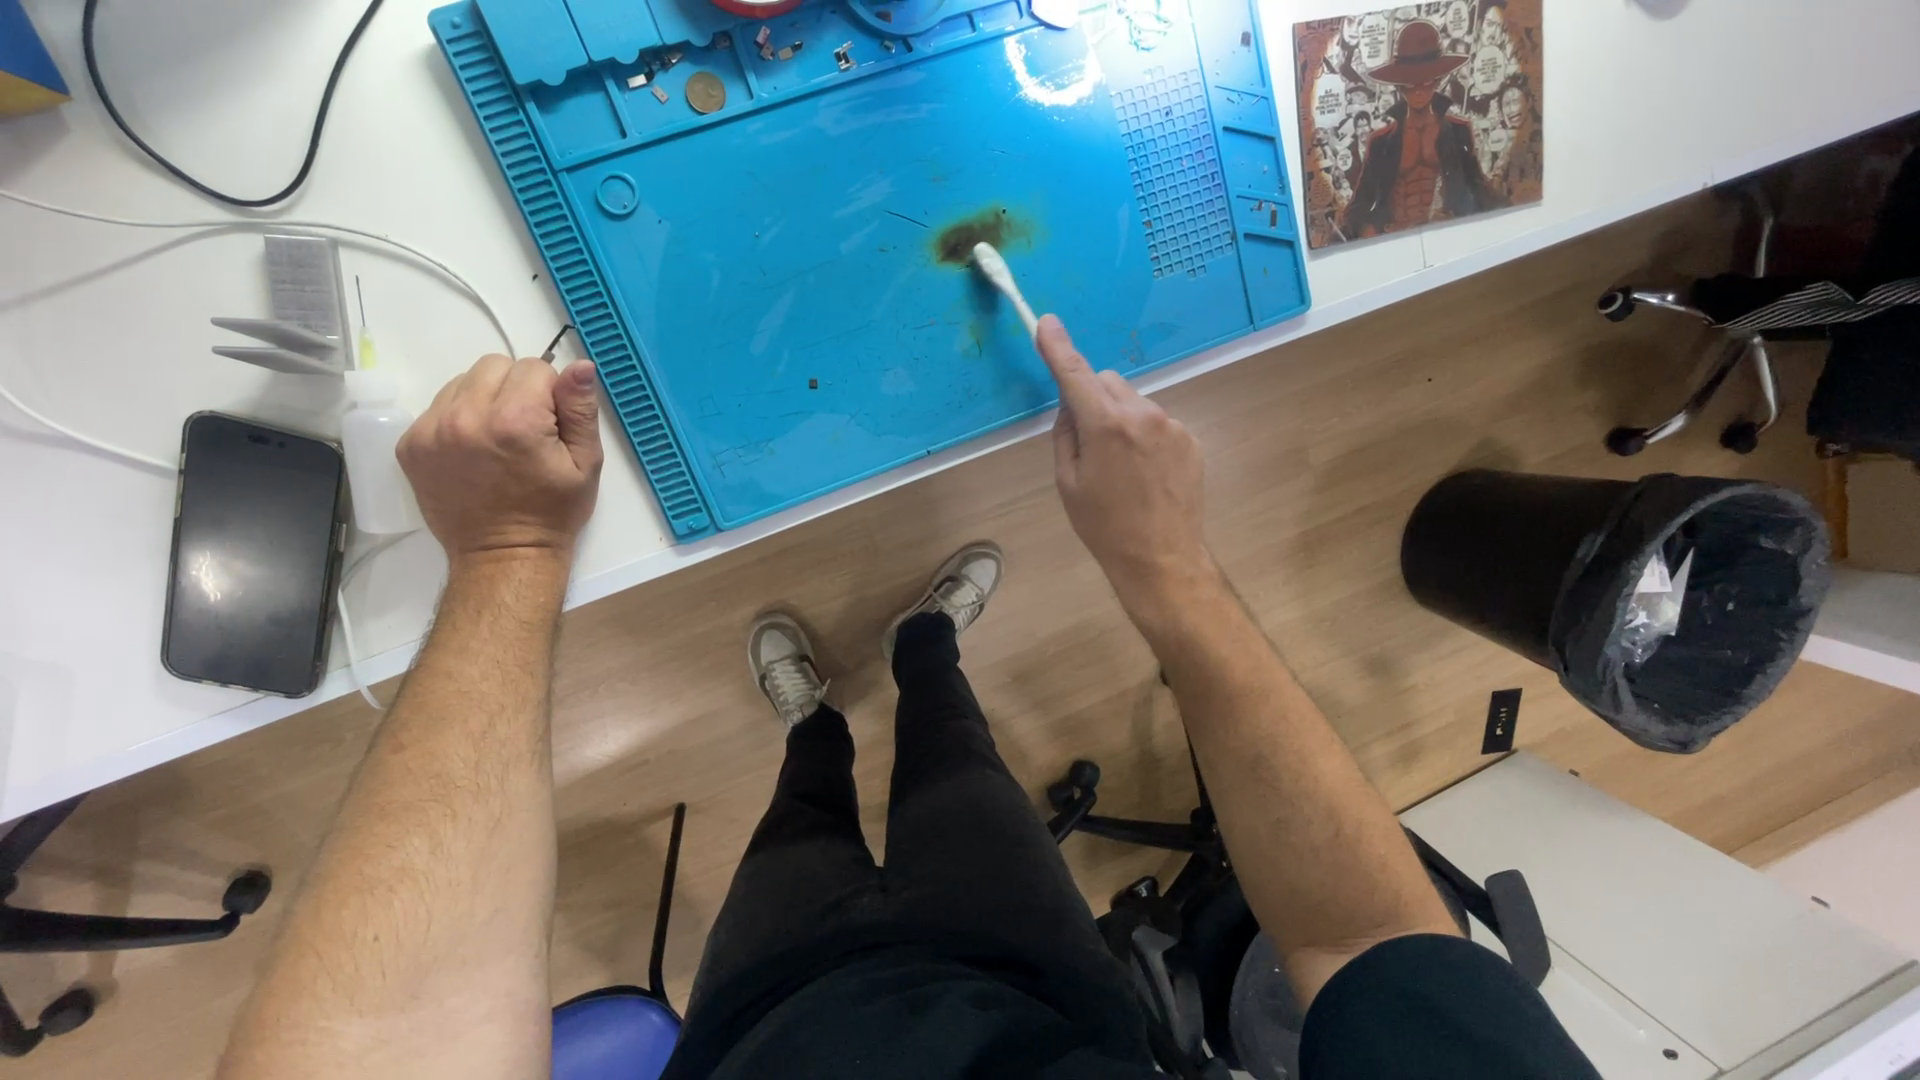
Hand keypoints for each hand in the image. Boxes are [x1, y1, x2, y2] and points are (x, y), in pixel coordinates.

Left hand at [398, 355, 603, 563]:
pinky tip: (475, 450)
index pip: (535, 367)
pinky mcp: (410, 443)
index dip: (552, 393)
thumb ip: (580, 409)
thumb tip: (580, 365)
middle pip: (495, 365)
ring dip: (485, 399)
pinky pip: (439, 405)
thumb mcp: (586, 462)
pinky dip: (460, 417)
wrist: (503, 555)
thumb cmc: (554, 511)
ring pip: (464, 381)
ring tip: (498, 439)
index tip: (553, 425)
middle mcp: (466, 417)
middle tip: (527, 430)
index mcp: (515, 420)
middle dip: (517, 388)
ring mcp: (431, 429)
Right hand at [1036, 315, 1211, 608]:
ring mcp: (1171, 425)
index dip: (1058, 347)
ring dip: (1120, 417)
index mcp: (1105, 425)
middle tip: (1088, 441)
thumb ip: (1066, 434)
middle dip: (1092, 398)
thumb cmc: (1104, 526)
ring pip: (1133, 401)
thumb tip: (1071, 406)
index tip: (1047, 322)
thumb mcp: (1068, 482)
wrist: (1161, 557)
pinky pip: (1156, 421)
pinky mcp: (1189, 439)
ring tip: (1122, 466)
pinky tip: (1146, 472)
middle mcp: (1142, 415)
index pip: (1075, 374)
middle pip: (1107, 382)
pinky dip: (1144, 434)